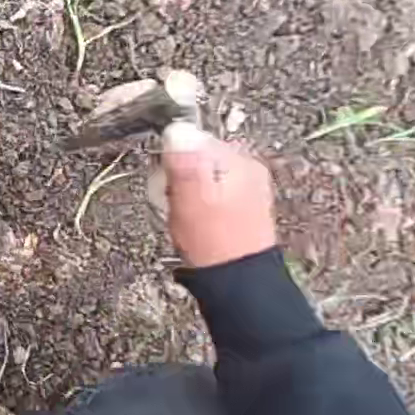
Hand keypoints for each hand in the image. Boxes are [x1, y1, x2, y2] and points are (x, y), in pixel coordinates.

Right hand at [162, 122, 277, 267]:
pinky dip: (194, 205)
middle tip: (176, 201)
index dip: (172, 159)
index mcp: (239, 162)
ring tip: (185, 216)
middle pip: (195, 156)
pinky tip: (193, 223)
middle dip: (177, 177)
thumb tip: (178, 129)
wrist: (237, 284)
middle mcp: (247, 171)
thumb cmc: (215, 243)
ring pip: (198, 176)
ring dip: (183, 193)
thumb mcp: (190, 197)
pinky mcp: (238, 207)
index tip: (167, 179)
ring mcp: (244, 189)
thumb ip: (183, 160)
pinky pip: (205, 193)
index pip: (192, 139)